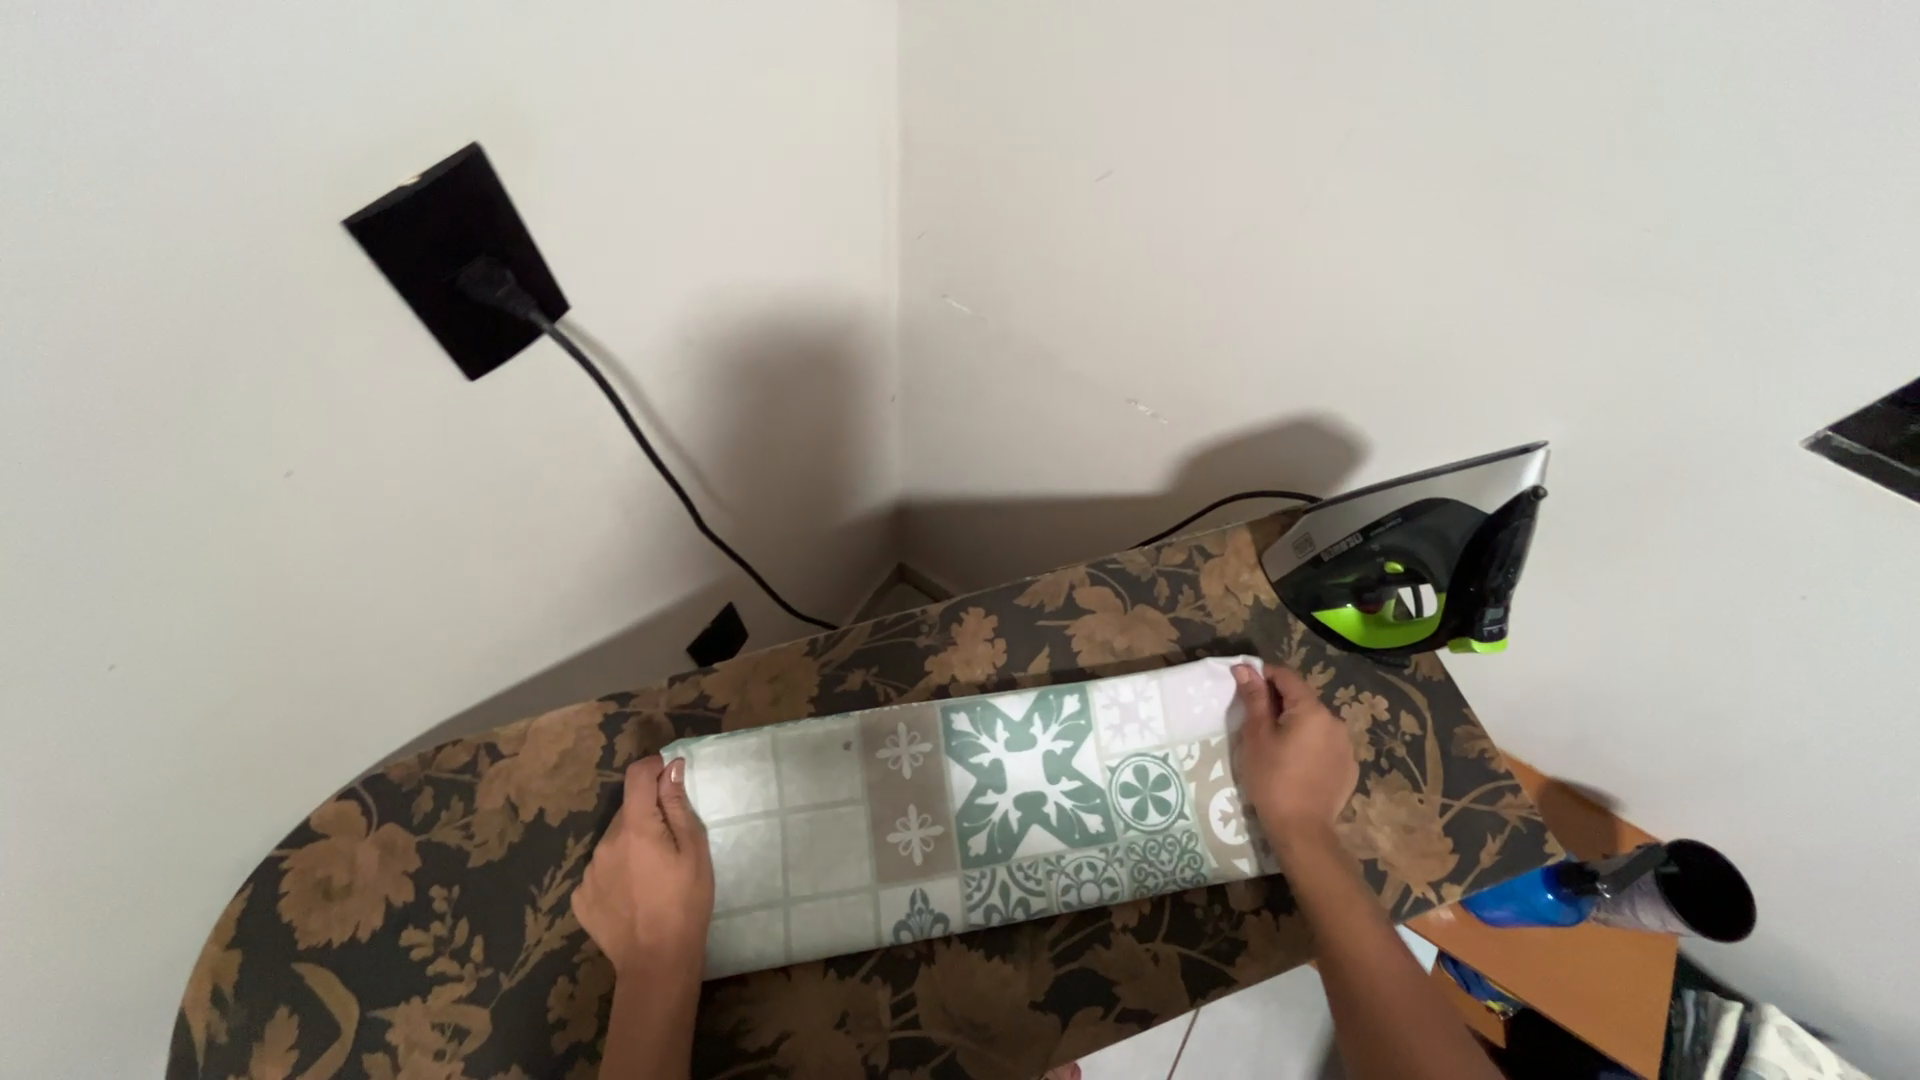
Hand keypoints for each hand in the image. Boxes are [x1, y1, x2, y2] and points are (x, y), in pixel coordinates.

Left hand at [573, 756, 713, 979]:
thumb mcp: (694, 849)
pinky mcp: (580, 898)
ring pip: (614, 841)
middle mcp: (604, 843)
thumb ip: (678, 806)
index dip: (654, 767)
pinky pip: (602, 869)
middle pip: (627, 811)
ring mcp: (588, 872)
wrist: (657, 962)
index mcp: (634, 827)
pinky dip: (618, 871)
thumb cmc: (686, 901)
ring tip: (654, 873)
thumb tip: (671, 768)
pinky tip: (635, 893)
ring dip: (632, 843)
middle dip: (648, 814)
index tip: (671, 775)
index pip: (636, 776)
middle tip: (673, 840)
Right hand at [1233, 663, 1359, 857]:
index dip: (1264, 675)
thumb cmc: (1272, 778)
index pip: (1287, 677)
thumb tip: (1245, 667)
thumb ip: (1253, 698)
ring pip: (1314, 722)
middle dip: (1278, 702)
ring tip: (1275, 744)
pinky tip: (1295, 763)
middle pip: (1302, 699)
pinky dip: (1309, 744)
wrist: (1301, 829)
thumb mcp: (1256, 735)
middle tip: (1254, 720)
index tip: (1245, 686)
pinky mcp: (1348, 767)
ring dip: (1295, 723)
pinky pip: (1325, 744)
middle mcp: (1335, 721)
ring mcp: (1345, 745)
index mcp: (1312, 710)